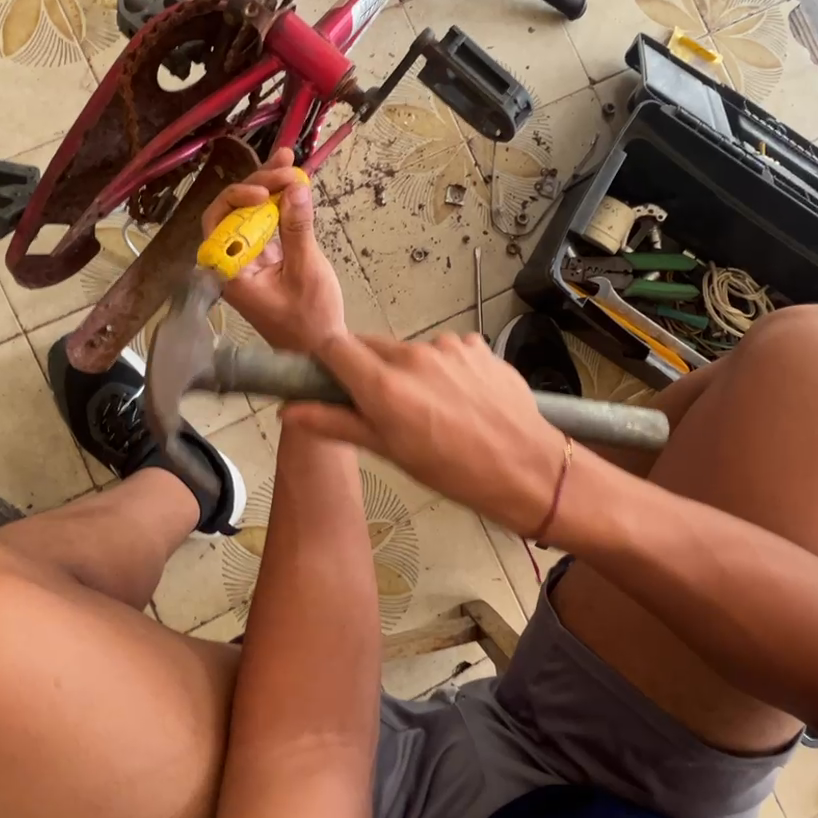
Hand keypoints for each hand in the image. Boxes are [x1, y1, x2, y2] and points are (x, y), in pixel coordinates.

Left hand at [203, 148, 346, 353]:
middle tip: (288, 165)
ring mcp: (250, 260)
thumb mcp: (306, 271)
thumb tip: (296, 188)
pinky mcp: (267, 260)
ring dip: (269, 188)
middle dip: (259, 184)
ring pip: (250, 214)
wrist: (322, 351)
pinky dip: (280, 205)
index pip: (218, 222)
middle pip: (233, 211)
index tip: (267, 194)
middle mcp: (234, 262)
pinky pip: (266, 225)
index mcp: (231, 271)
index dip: (238, 198)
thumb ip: (298, 229)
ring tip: (290, 162)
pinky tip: (293, 185)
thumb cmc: (311, 320)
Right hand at [280, 332, 567, 535]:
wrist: (528, 469)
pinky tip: (459, 398)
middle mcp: (413, 355)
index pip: (334, 346)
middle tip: (382, 406)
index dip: (325, 360)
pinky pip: (445, 350)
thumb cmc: (455, 472)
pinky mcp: (476, 345)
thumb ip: (337, 424)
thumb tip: (288, 411)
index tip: (326, 378)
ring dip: (409, 370)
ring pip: (409, 350)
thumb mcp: (391, 453)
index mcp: (385, 384)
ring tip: (432, 409)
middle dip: (367, 369)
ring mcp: (448, 346)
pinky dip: (443, 368)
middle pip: (371, 346)